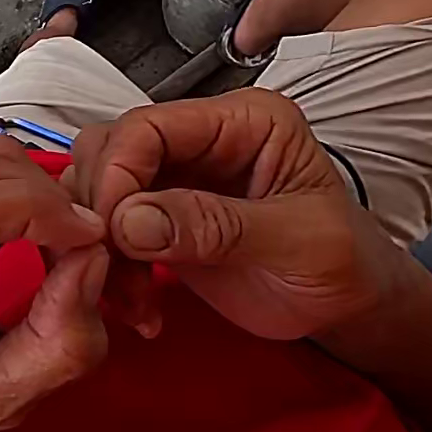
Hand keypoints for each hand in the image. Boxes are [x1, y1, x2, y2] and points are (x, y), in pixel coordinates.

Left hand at [0, 136, 110, 431]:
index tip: (88, 235)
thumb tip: (92, 256)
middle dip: (35, 193)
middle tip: (83, 238)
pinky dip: (12, 188)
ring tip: (59, 233)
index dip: (25, 208)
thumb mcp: (3, 402)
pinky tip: (33, 226)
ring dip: (25, 185)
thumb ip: (56, 345)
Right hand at [67, 88, 417, 340]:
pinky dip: (100, 261)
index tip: (110, 233)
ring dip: (95, 243)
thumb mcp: (298, 246)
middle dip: (100, 214)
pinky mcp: (144, 209)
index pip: (145, 127)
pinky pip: (97, 222)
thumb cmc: (342, 269)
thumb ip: (215, 226)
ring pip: (89, 186)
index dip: (116, 175)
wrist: (342, 309)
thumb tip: (127, 221)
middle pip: (104, 152)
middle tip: (113, 270)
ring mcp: (164, 172)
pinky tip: (130, 297)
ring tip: (129, 295)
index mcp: (239, 122)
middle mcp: (192, 137)